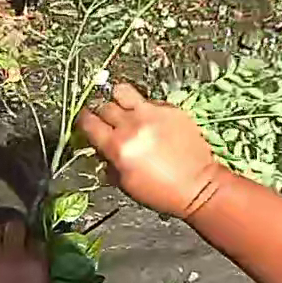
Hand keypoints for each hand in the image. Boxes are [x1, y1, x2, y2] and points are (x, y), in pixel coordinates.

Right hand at [75, 81, 226, 218]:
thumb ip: (108, 160)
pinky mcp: (170, 109)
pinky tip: (149, 121)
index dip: (83, 121)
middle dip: (100, 112)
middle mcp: (133, 125)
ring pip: (122, 91)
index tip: (85, 123)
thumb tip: (101, 148)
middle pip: (103, 105)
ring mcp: (153, 114)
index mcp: (118, 146)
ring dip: (117, 99)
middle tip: (104, 119)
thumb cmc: (160, 191)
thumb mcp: (124, 182)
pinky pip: (148, 101)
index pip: (88, 122)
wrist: (198, 187)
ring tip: (121, 108)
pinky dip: (143, 108)